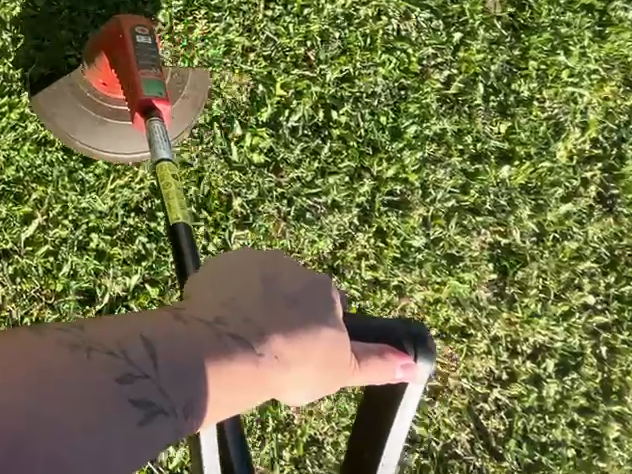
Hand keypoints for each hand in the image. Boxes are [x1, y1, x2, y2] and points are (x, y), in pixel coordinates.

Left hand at [180, 249, 414, 407]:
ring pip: (257, 281)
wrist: (229, 348)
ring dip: (255, 299)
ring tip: (248, 334)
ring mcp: (249, 260)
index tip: (305, 346)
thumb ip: (377, 363)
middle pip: (290, 287)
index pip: (326, 302)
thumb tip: (414, 364)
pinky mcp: (218, 264)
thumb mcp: (342, 370)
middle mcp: (287, 264)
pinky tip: (224, 320)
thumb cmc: (291, 362)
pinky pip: (227, 279)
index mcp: (321, 287)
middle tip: (276, 342)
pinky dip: (227, 295)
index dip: (317, 325)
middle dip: (286, 308)